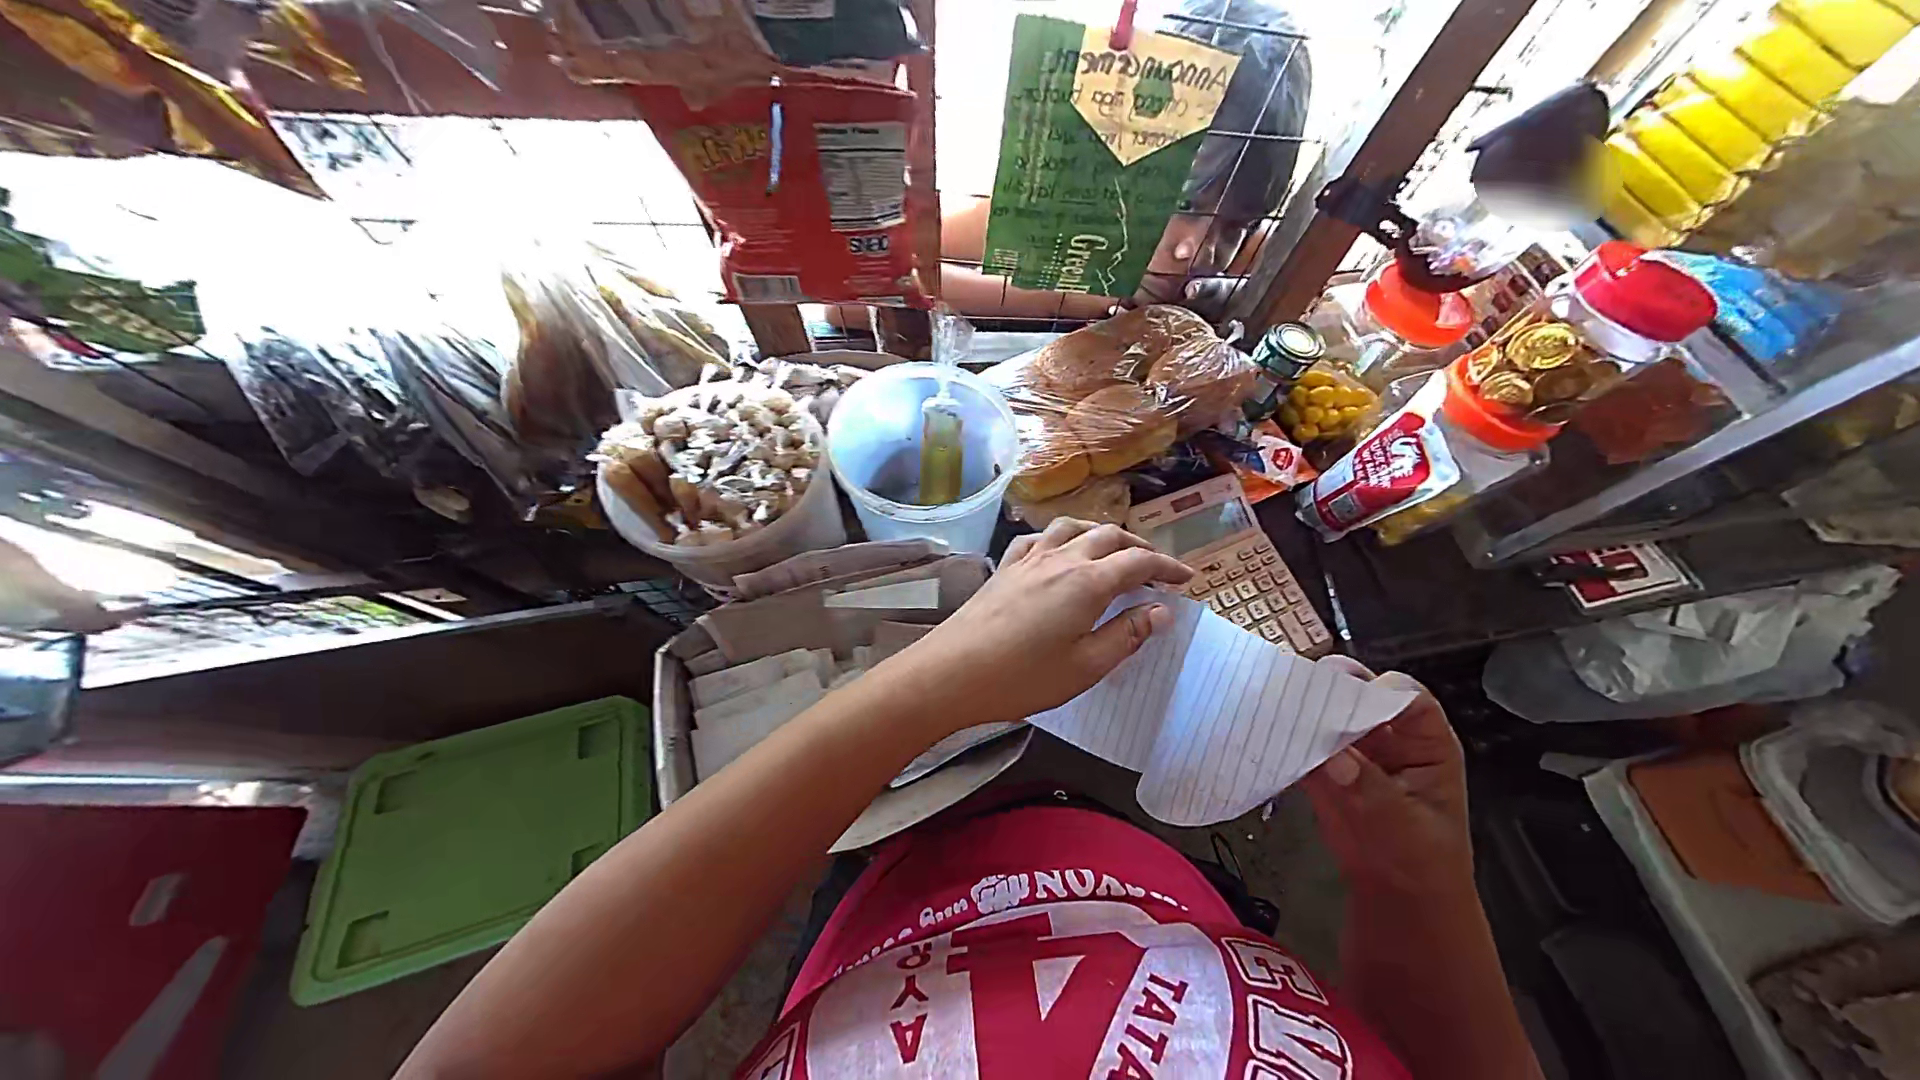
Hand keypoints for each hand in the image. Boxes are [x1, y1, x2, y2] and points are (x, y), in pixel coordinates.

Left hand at [890, 518, 1192, 731]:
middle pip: (1109, 537)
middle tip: (1156, 569)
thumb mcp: (1086, 666)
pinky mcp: (1004, 567)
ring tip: (1113, 550)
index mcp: (1088, 582)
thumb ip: (1126, 635)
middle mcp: (1061, 559)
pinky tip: (1058, 551)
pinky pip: (1038, 538)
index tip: (1187, 579)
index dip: (1167, 568)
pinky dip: (1060, 537)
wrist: (952, 672)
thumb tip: (1160, 611)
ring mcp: (1028, 559)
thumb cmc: (1023, 677)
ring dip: (1100, 533)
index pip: (1139, 563)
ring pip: (1073, 528)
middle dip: (1139, 548)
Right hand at [1299, 658, 1473, 898]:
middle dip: (1332, 686)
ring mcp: (1350, 744)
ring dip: (1301, 707)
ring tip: (1275, 706)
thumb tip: (1335, 760)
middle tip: (1302, 688)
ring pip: (1324, 709)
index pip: (1407, 698)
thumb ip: (1371, 790)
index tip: (1348, 697)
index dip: (1380, 690)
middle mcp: (1386, 733)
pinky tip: (1264, 731)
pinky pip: (1298, 737)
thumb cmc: (1422, 860)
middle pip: (1359, 691)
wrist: (1396, 893)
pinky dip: (1282, 734)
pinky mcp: (1320, 759)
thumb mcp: (1406, 828)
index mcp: (1423, 741)